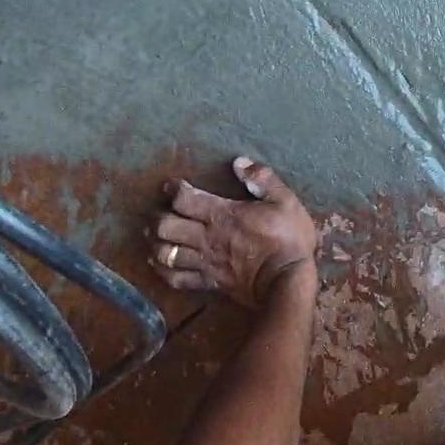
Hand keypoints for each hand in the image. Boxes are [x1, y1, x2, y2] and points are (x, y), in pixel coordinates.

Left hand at [151, 157, 317, 308]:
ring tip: (156, 236)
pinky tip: (162, 263)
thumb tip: (239, 162)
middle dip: (157, 216)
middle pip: (165, 226)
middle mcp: (206, 238)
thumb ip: (263, 179)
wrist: (287, 280)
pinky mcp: (208, 283)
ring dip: (155, 242)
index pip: (185, 199)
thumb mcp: (285, 201)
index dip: (173, 189)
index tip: (171, 185)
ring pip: (165, 253)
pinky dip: (163, 270)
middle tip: (161, 211)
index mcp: (223, 215)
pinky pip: (175, 278)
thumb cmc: (288, 238)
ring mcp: (205, 262)